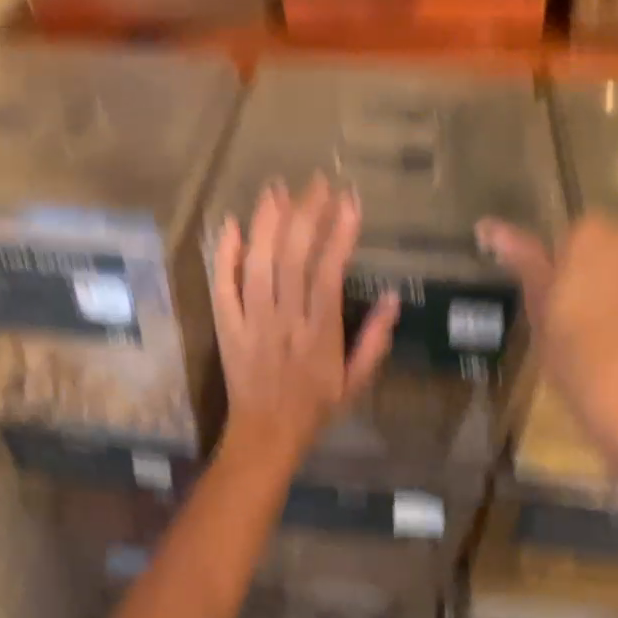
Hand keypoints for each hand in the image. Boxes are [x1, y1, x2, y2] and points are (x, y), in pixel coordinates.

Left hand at [212, 175, 399, 464]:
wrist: (265, 435)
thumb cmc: (315, 408)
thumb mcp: (356, 381)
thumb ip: (375, 339)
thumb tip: (396, 297)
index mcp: (320, 335)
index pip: (329, 274)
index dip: (340, 234)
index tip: (350, 201)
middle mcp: (285, 322)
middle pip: (293, 259)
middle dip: (306, 215)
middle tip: (317, 182)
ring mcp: (252, 323)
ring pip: (257, 265)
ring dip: (267, 223)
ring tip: (277, 189)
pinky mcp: (226, 327)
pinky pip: (222, 287)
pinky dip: (225, 254)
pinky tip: (232, 224)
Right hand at [479, 215, 617, 468]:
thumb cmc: (586, 373)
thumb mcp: (543, 321)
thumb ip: (525, 264)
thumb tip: (489, 225)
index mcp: (592, 235)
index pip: (572, 238)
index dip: (566, 273)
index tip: (566, 309)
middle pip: (617, 243)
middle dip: (608, 271)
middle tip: (595, 322)